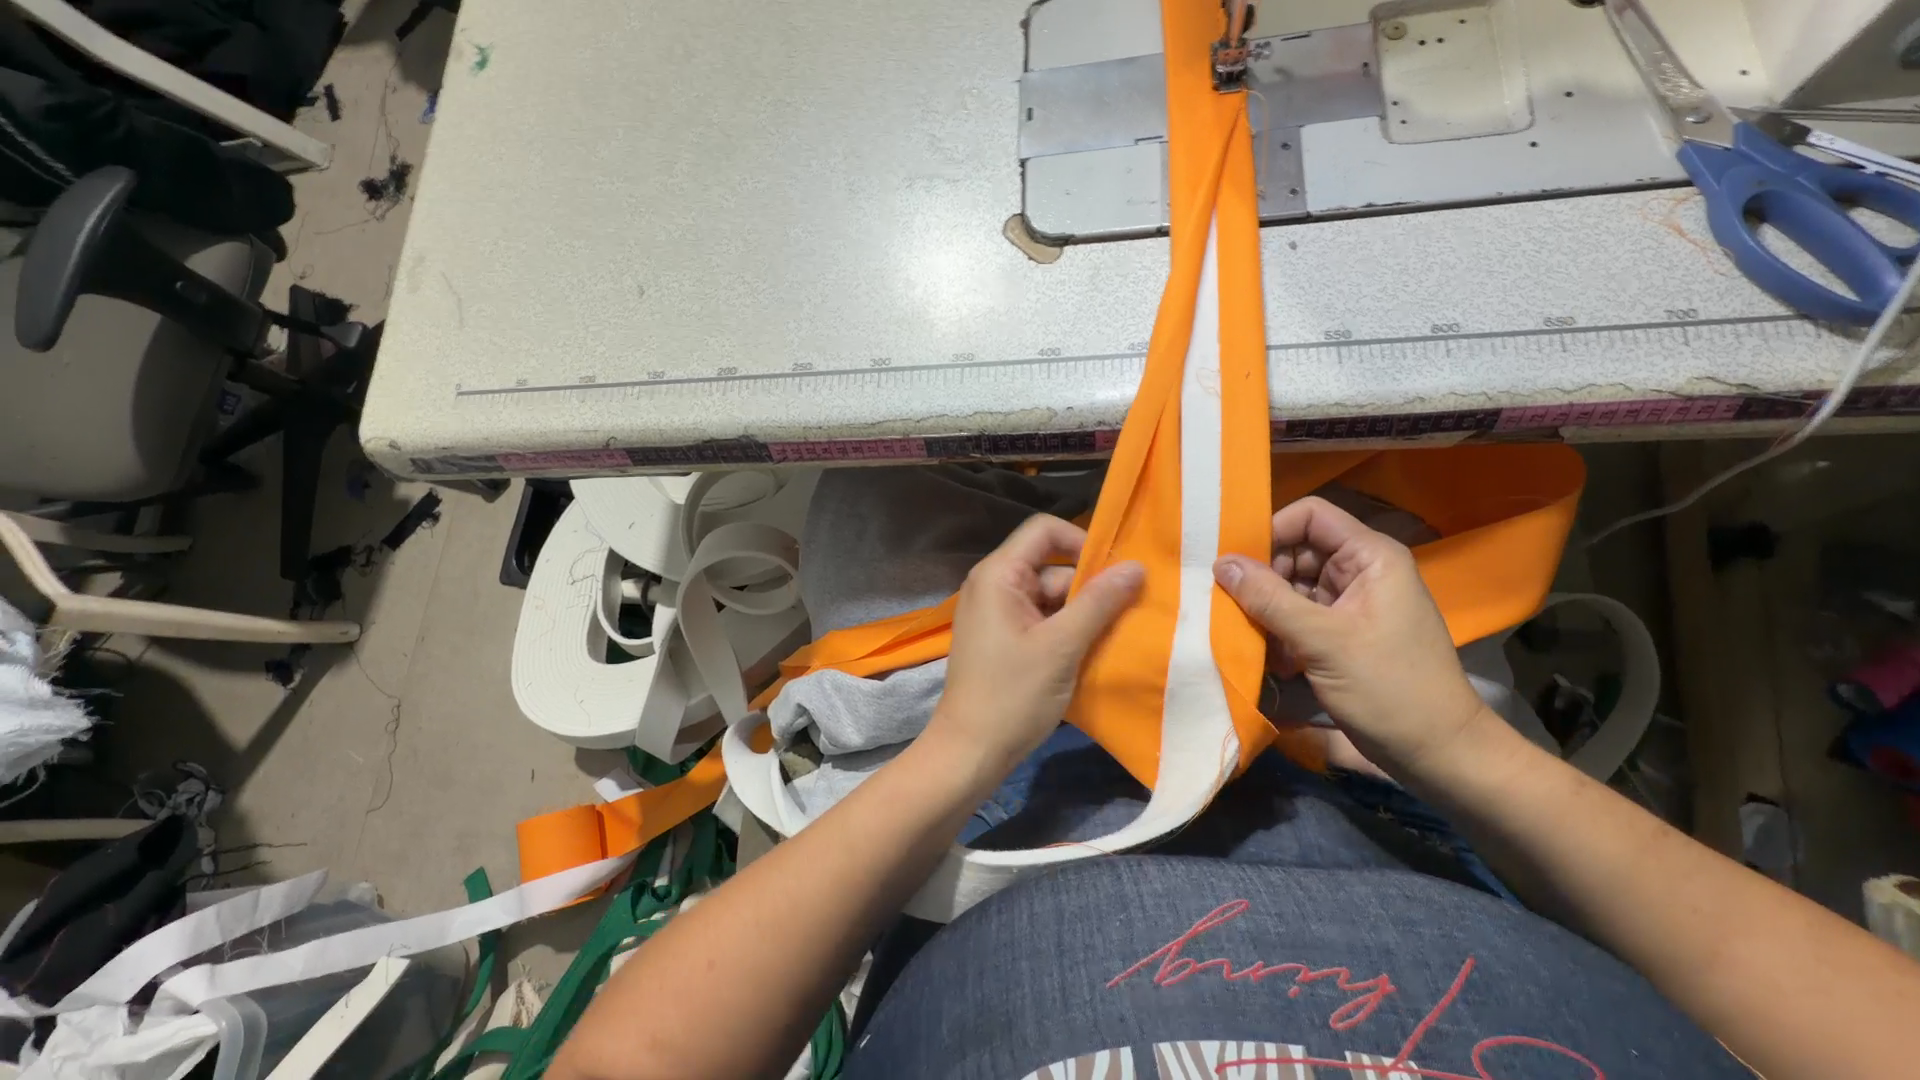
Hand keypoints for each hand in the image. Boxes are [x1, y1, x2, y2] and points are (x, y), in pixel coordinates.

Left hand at [931, 515, 1144, 774]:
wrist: (970, 752)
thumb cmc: (1012, 695)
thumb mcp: (1062, 646)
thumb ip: (1099, 602)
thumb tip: (1136, 566)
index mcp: (999, 575)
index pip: (1045, 530)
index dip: (1083, 542)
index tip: (1115, 575)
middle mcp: (994, 586)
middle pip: (1053, 566)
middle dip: (1090, 588)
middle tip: (1128, 615)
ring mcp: (998, 614)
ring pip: (1053, 597)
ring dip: (1083, 615)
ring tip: (1116, 638)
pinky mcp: (1004, 640)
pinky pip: (1043, 621)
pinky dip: (1067, 633)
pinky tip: (1092, 654)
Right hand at [1212, 496, 1500, 779]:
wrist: (1435, 751)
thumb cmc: (1389, 687)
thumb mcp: (1323, 641)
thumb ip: (1270, 599)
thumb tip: (1220, 564)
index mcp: (1370, 557)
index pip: (1309, 516)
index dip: (1271, 531)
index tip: (1236, 564)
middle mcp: (1360, 571)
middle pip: (1295, 550)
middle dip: (1263, 577)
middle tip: (1234, 607)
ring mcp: (1350, 603)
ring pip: (1291, 586)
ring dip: (1267, 610)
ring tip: (1253, 639)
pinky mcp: (1341, 633)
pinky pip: (1298, 616)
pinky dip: (1279, 632)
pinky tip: (1273, 661)